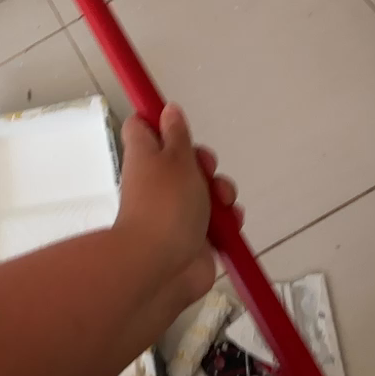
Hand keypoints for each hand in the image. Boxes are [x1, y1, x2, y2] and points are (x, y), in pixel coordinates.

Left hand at [113, 103, 240, 308]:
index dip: (160, 122)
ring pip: (204, 188)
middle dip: (204, 162)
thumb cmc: (165, 203)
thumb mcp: (176, 158)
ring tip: (222, 201)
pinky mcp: (193, 235)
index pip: (144, 127)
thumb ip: (176, 134)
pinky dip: (225, 220)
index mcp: (145, 154)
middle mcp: (156, 179)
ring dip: (220, 192)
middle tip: (206, 169)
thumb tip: (167, 109)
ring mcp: (174, 208)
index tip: (177, 124)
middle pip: (183, 158)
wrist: (162, 265)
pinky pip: (214, 219)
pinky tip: (230, 222)